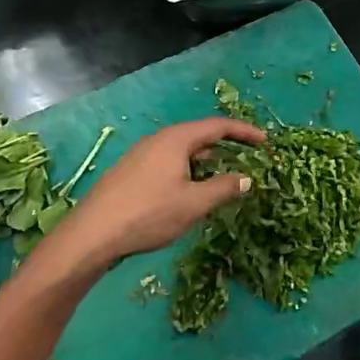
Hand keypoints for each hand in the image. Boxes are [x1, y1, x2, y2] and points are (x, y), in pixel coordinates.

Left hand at [54, 117, 265, 266]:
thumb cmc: (149, 214)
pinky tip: (191, 191)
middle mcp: (158, 140)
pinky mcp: (130, 173)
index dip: (244, 132)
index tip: (265, 142)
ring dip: (206, 162)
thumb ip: (224, 188)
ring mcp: (141, 156)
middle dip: (225, 146)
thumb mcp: (194, 203)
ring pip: (182, 152)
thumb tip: (246, 178)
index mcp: (175, 139)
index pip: (217, 126)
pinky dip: (188, 171)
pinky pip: (168, 163)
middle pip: (198, 136)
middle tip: (248, 159)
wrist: (94, 233)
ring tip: (223, 178)